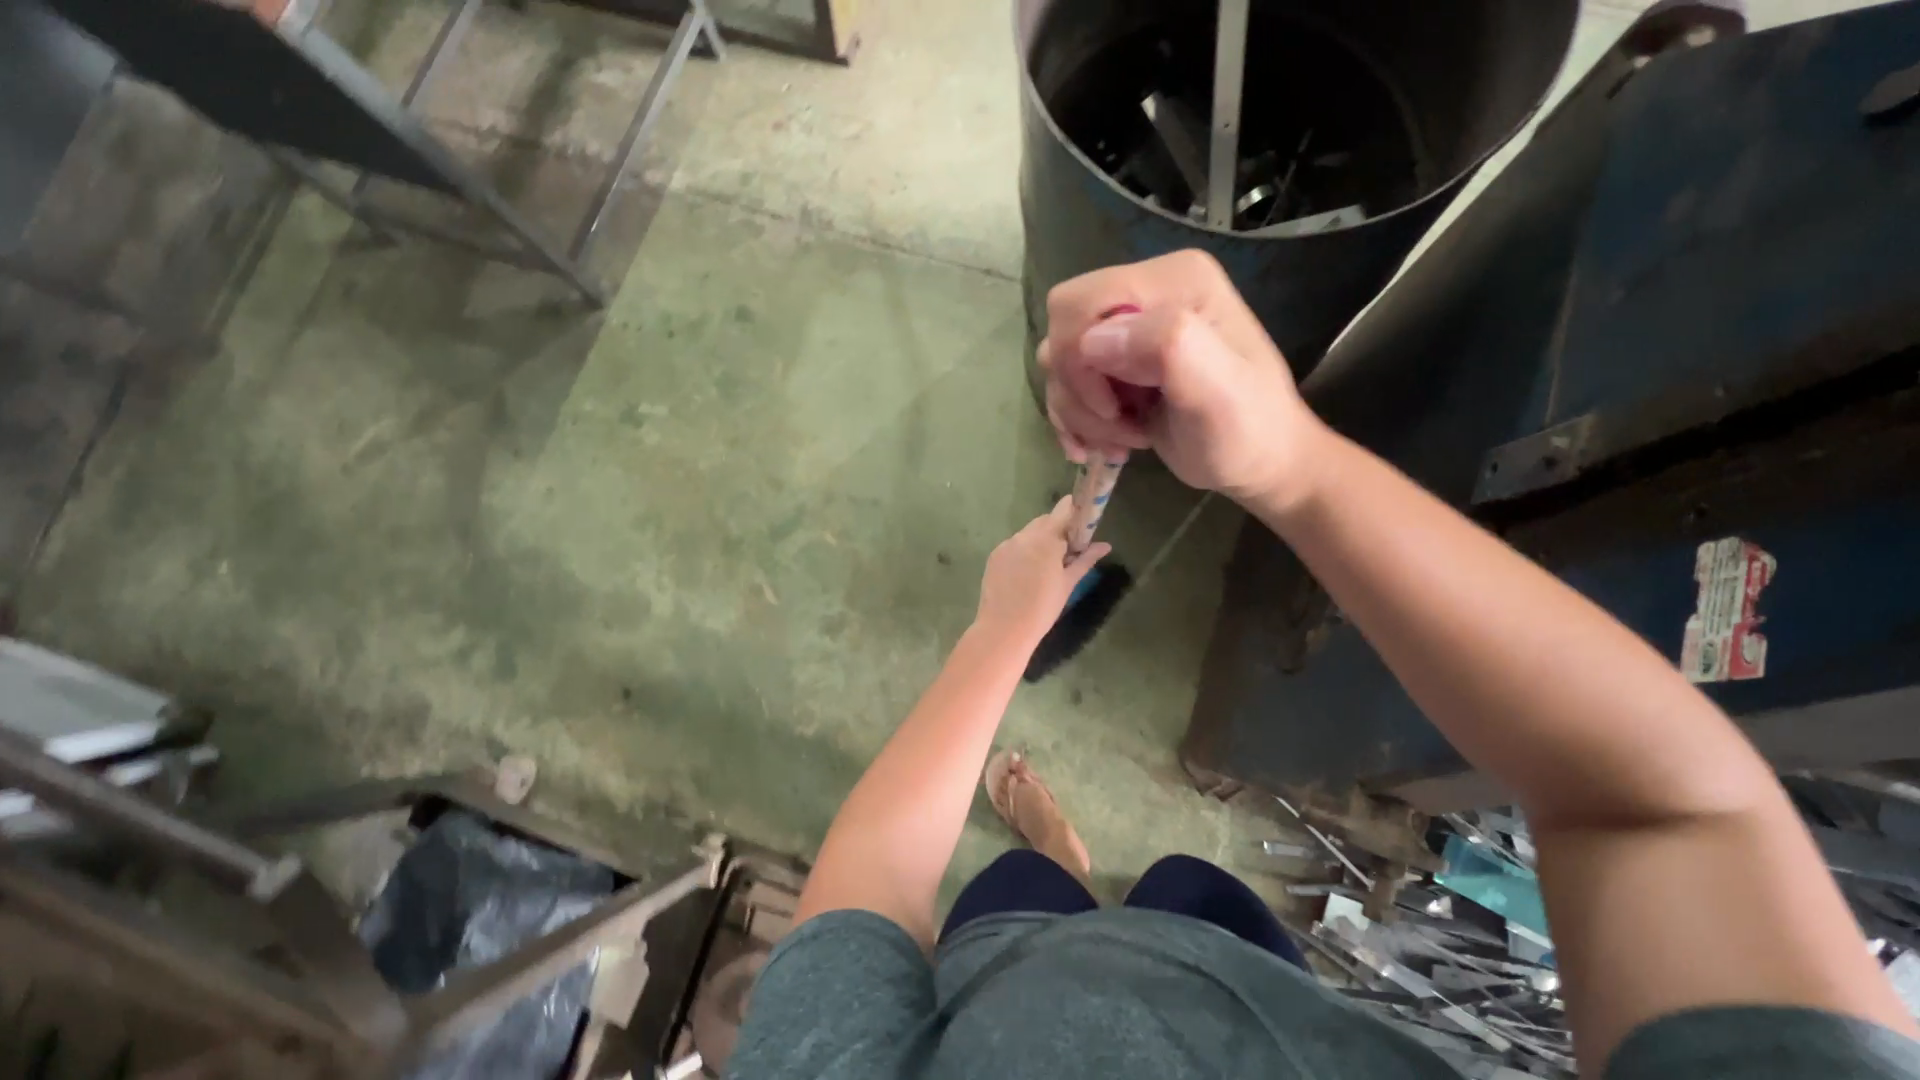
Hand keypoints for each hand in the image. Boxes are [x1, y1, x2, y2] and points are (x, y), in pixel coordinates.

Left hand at [976, 498, 1110, 642]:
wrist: (1004, 629)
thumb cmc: (1043, 609)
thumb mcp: (1068, 583)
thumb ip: (1085, 560)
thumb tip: (1105, 545)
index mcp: (1046, 539)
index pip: (1064, 510)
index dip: (1074, 513)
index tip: (1083, 525)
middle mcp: (1024, 536)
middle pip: (1045, 521)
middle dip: (1058, 531)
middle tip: (1067, 553)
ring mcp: (1006, 545)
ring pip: (1028, 533)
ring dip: (1040, 541)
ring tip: (1045, 568)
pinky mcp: (994, 556)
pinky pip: (1014, 545)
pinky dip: (1024, 551)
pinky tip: (1026, 574)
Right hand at [1038, 250, 1328, 509]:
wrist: (1258, 463)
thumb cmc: (1246, 431)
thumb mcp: (1219, 392)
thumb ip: (1168, 347)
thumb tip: (1094, 341)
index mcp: (1173, 280)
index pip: (1077, 303)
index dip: (1078, 362)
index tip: (1114, 408)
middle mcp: (1145, 292)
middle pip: (1060, 332)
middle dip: (1078, 391)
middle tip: (1119, 425)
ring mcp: (1128, 328)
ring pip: (1057, 364)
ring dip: (1080, 413)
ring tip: (1125, 439)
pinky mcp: (1115, 361)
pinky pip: (1064, 384)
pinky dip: (1075, 421)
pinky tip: (1106, 444)